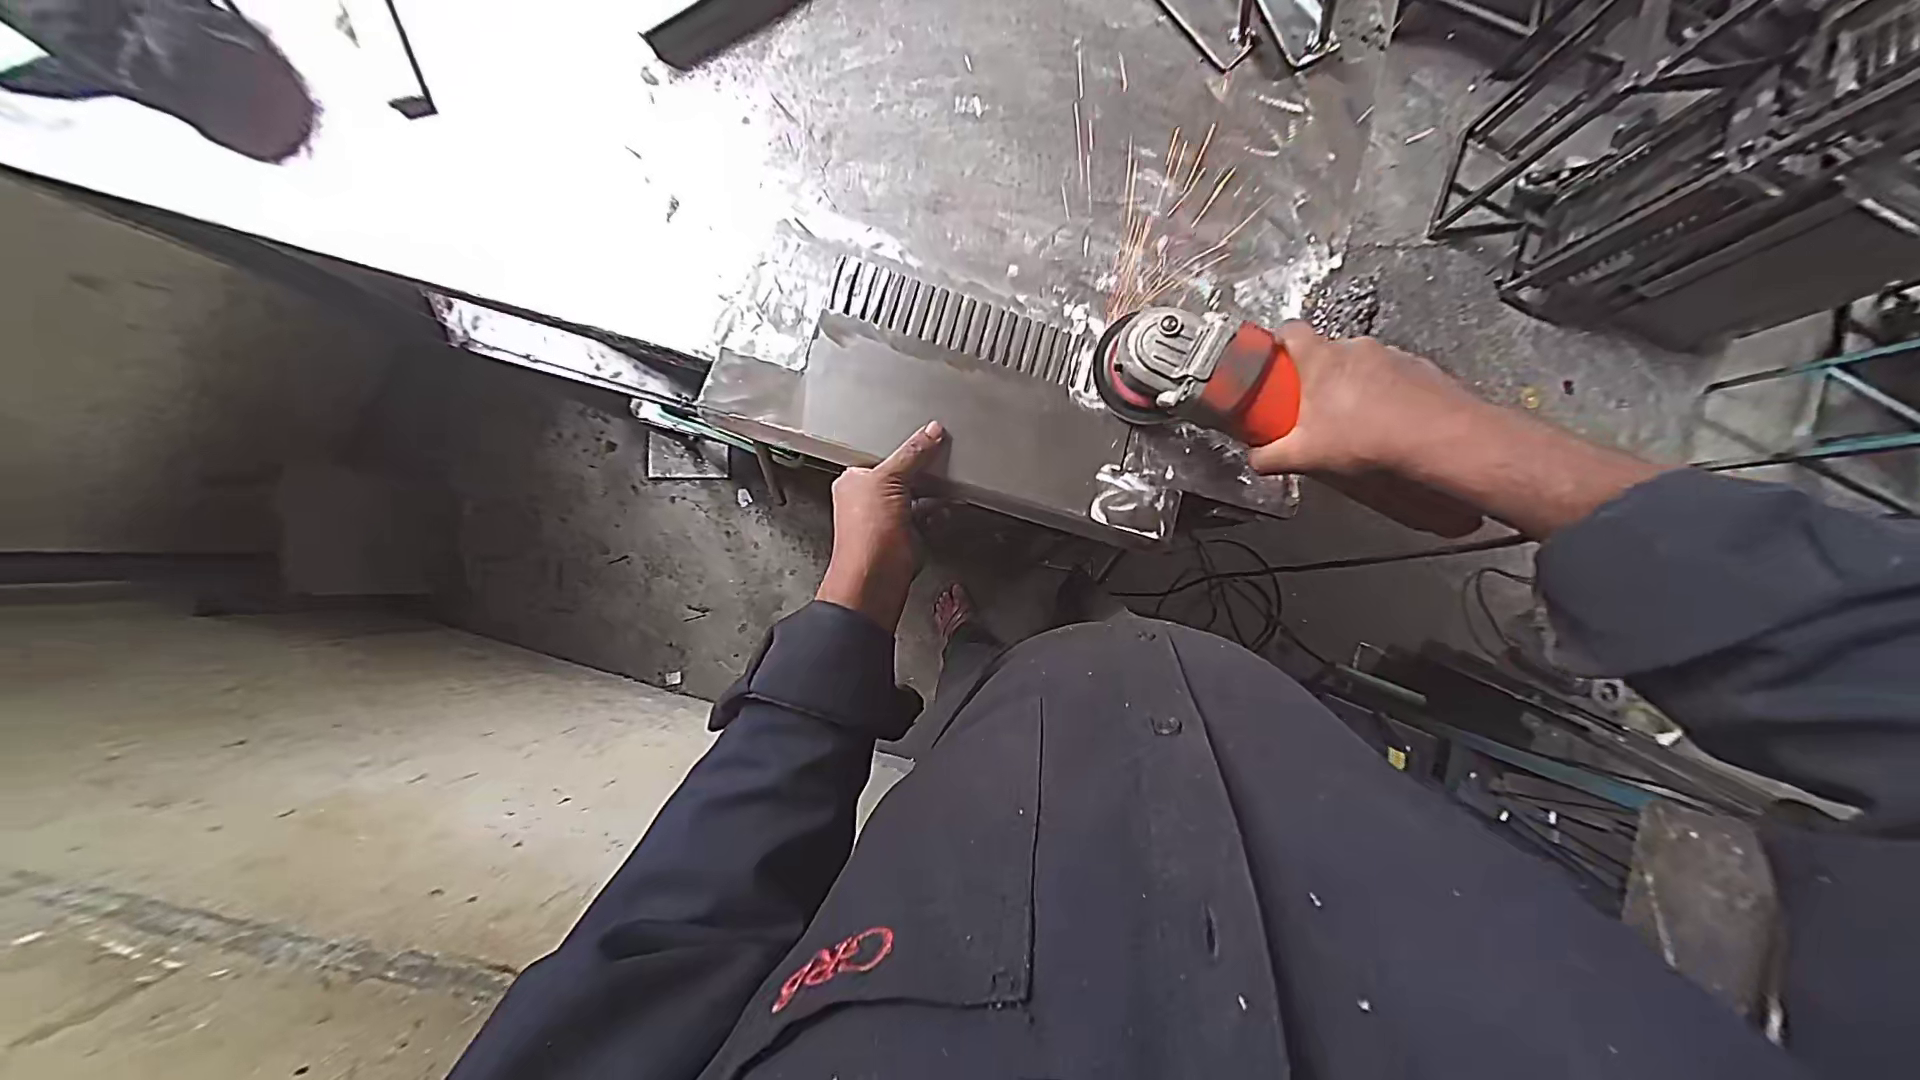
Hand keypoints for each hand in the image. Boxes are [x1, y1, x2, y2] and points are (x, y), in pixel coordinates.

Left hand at [816, 421, 946, 631]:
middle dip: (921, 469)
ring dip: (933, 490)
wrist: (876, 575)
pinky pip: (928, 514)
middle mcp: (870, 499)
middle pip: (902, 474)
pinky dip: (939, 509)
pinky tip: (949, 503)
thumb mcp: (888, 479)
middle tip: (940, 454)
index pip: (880, 455)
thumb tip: (930, 432)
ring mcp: (890, 518)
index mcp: (854, 481)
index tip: (925, 436)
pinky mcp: (908, 534)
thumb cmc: (866, 534)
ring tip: (949, 477)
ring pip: (917, 495)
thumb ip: (912, 454)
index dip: (901, 446)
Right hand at [1248, 323, 1482, 476]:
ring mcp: (1391, 355)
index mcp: (1321, 359)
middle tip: (1305, 410)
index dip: (1275, 344)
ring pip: (1355, 365)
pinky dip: (1376, 395)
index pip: (1289, 331)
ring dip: (1345, 387)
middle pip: (1322, 353)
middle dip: (1310, 378)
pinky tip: (1378, 424)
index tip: (1270, 365)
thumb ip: (1268, 456)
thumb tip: (1254, 460)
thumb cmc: (1367, 439)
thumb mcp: (1303, 456)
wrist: (1443, 441)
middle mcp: (1355, 347)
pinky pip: (1386, 376)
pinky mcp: (1419, 368)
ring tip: (1345, 423)